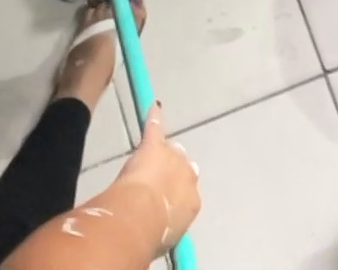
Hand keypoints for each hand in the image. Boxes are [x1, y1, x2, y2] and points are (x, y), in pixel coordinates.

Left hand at [111, 104, 199, 254]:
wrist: (143, 215)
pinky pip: (155, 127)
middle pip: (183, 166)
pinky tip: (155, 105)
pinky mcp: (154, 145)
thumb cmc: (155, 232)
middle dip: (173, 171)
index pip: (188, 191)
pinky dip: (154, 116)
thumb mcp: (169, 233)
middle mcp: (188, 174)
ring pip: (170, 150)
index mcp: (193, 200)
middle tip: (160, 180)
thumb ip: (169, 220)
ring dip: (162, 153)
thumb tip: (162, 223)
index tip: (167, 197)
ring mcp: (172, 157)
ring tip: (155, 155)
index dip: (175, 193)